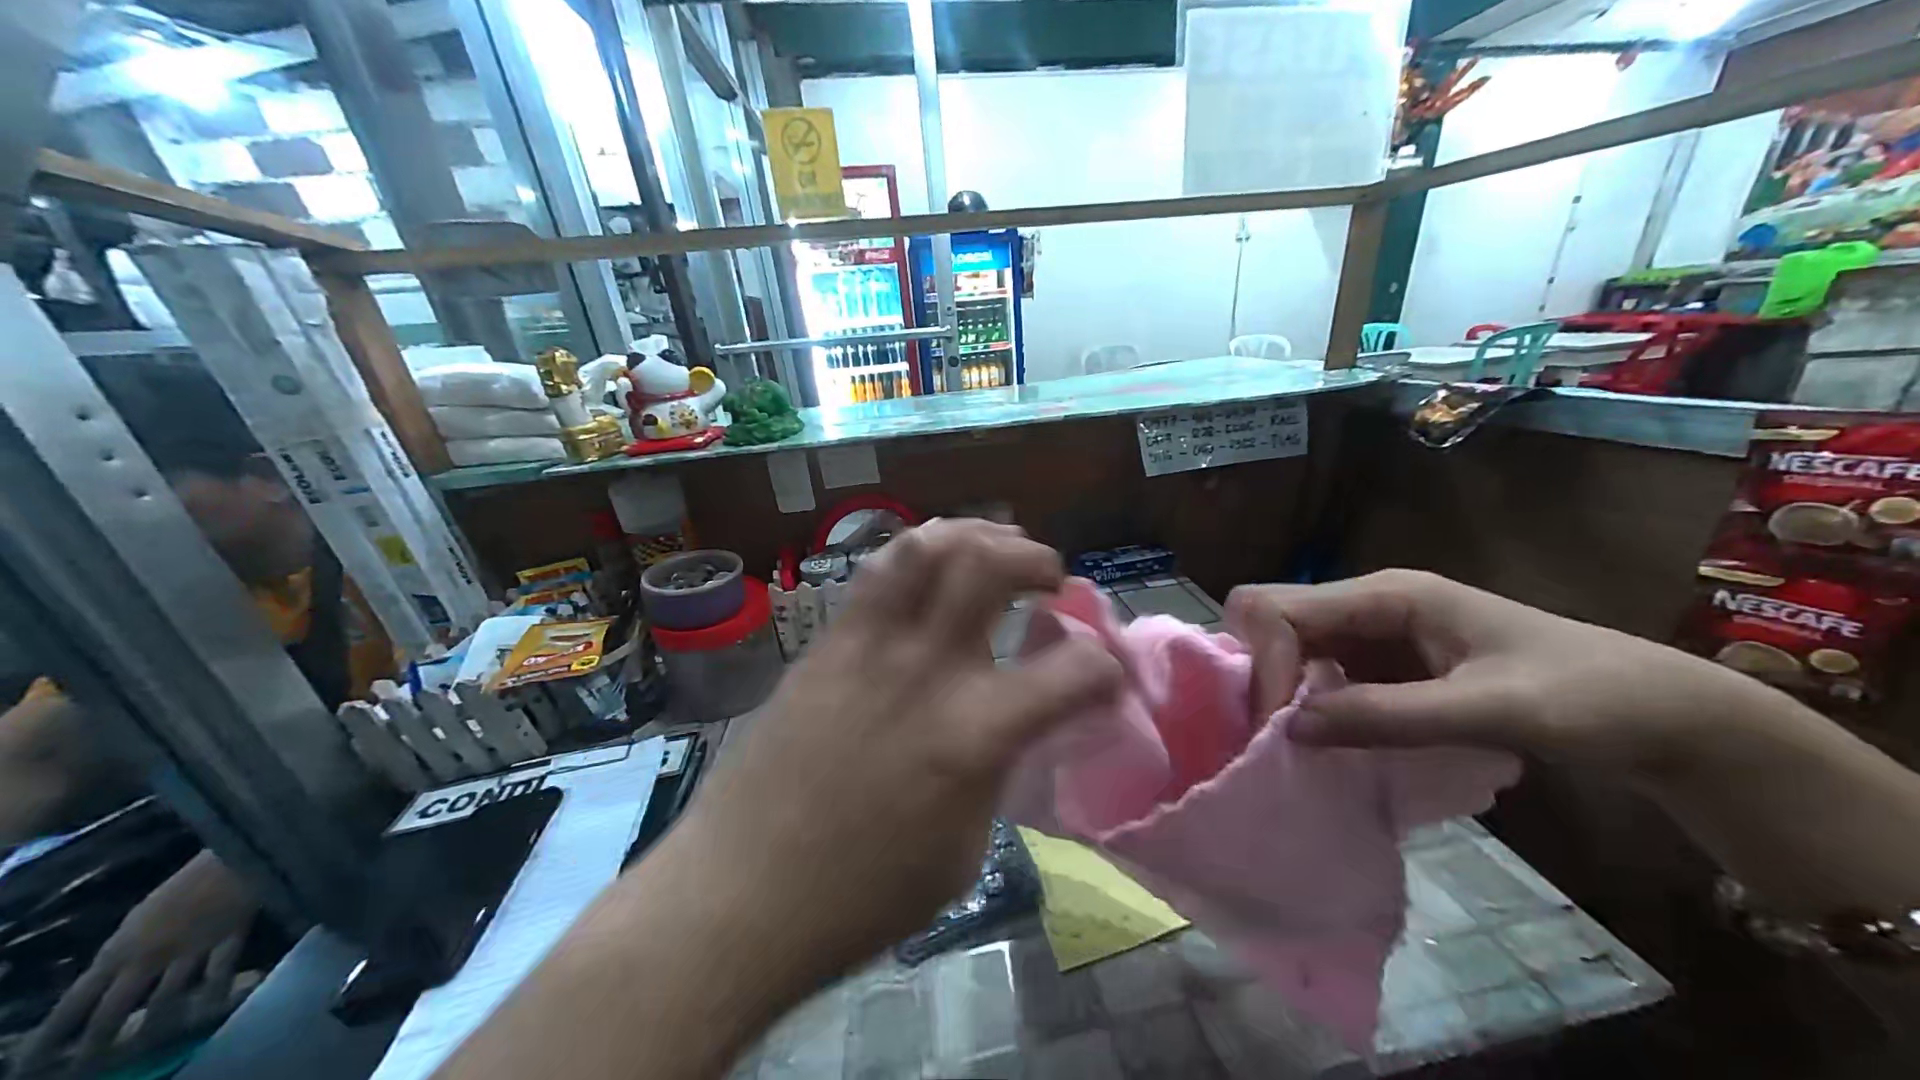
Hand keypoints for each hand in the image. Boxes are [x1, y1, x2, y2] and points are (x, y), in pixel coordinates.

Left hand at [16, 850, 257, 1074]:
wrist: (240, 853)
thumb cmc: (189, 876)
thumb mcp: (147, 911)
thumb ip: (133, 942)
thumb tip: (117, 971)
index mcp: (120, 948)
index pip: (75, 1001)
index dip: (50, 1035)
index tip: (28, 1065)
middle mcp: (148, 957)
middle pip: (114, 1009)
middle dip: (96, 1042)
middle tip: (84, 1070)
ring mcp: (191, 950)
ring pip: (165, 998)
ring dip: (152, 1026)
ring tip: (144, 1048)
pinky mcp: (228, 940)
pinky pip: (220, 972)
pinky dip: (214, 992)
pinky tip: (210, 1011)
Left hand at [678, 519, 1122, 980]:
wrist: (743, 894)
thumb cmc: (863, 896)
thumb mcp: (964, 848)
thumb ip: (997, 769)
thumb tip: (1012, 723)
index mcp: (974, 733)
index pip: (1074, 670)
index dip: (1107, 665)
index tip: (1104, 672)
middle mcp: (925, 669)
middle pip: (989, 565)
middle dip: (1036, 558)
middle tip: (1048, 579)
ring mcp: (867, 647)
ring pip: (924, 547)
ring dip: (972, 536)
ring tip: (989, 551)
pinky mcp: (824, 645)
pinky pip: (876, 575)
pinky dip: (918, 558)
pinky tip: (927, 576)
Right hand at [1225, 568, 1788, 776]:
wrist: (1663, 715)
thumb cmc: (1589, 698)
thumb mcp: (1494, 710)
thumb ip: (1391, 715)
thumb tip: (1289, 728)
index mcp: (1388, 593)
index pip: (1277, 609)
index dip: (1265, 662)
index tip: (1281, 728)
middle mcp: (1368, 604)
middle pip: (1270, 620)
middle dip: (1259, 674)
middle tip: (1272, 737)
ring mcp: (1374, 634)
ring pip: (1287, 649)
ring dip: (1278, 693)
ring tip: (1289, 746)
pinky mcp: (1383, 666)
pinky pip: (1317, 675)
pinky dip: (1306, 707)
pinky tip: (1322, 742)